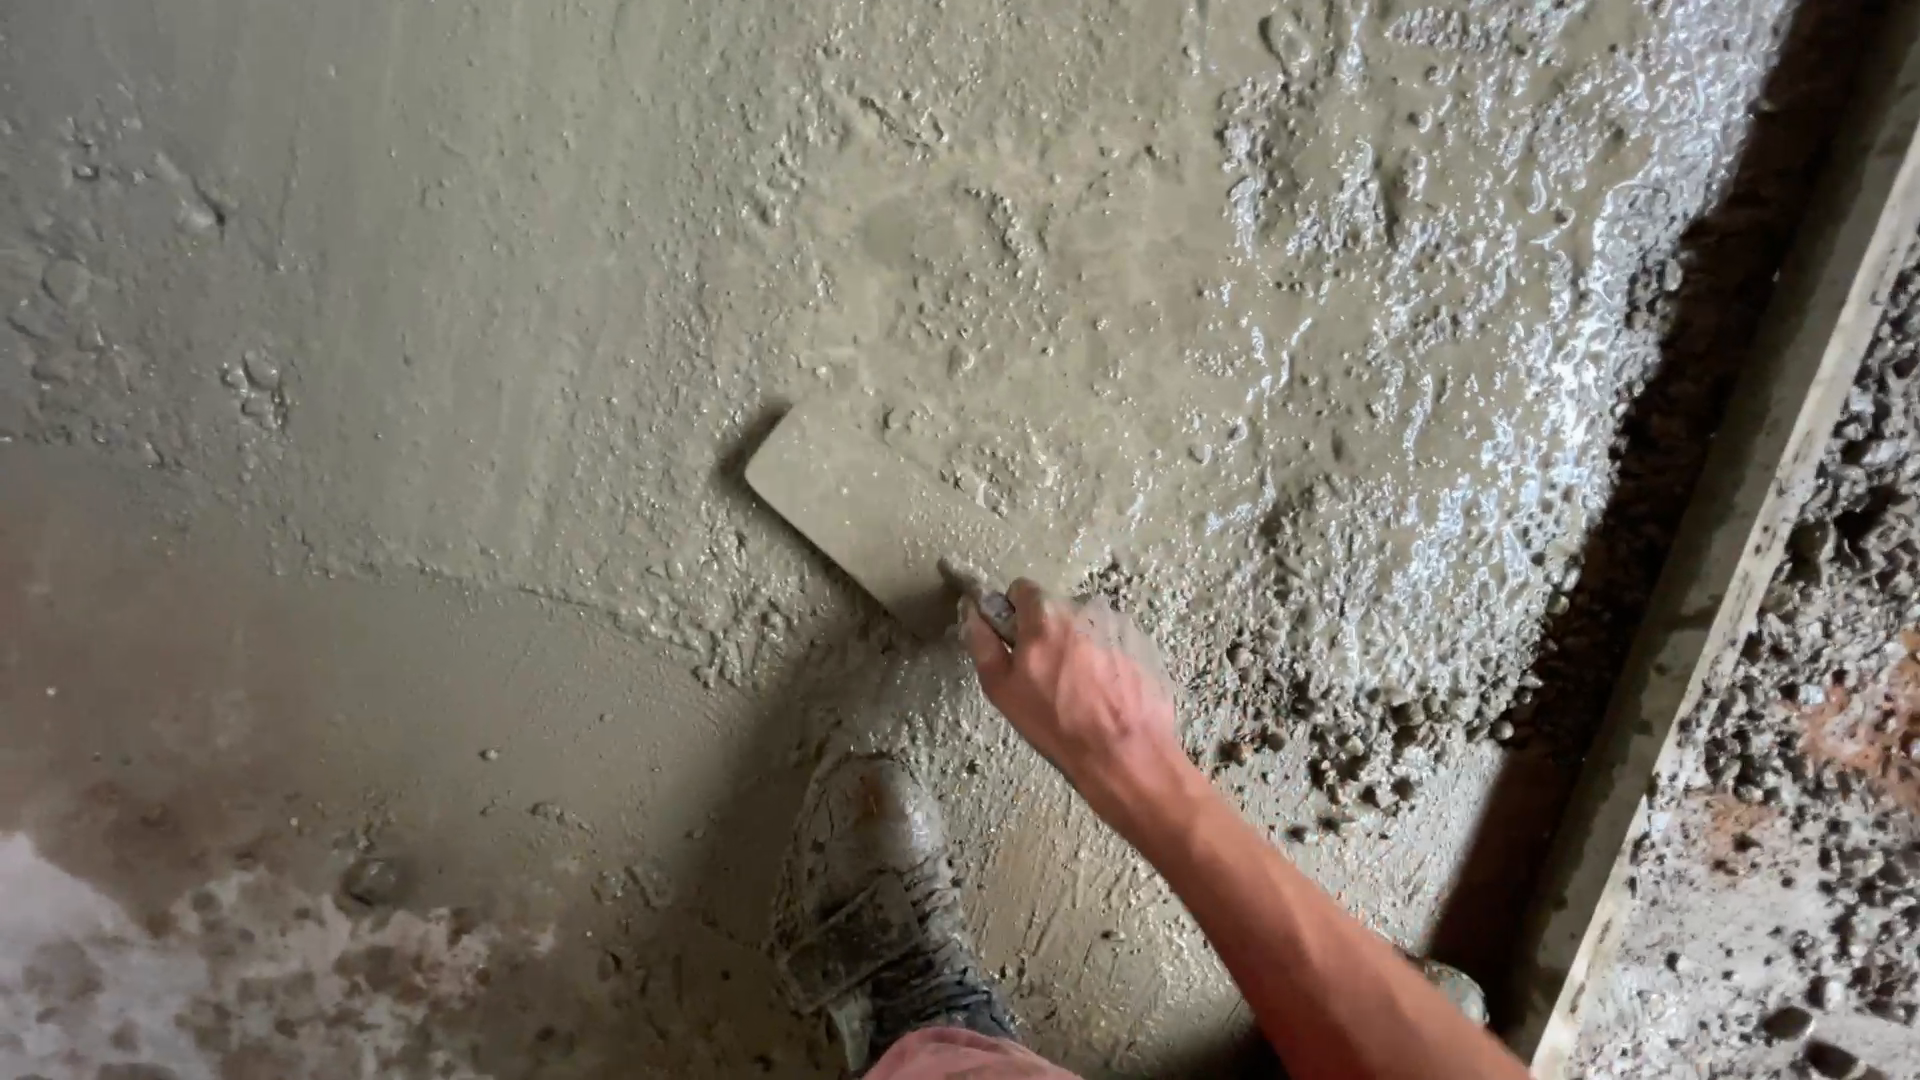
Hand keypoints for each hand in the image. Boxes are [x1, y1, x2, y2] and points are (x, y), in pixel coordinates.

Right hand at [962, 580, 1183, 803]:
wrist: (1126, 753)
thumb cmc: (1057, 724)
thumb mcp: (1003, 690)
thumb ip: (983, 643)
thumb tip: (971, 613)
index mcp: (1046, 614)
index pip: (1022, 589)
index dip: (1015, 615)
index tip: (1018, 644)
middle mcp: (1085, 608)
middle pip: (1056, 610)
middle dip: (1048, 634)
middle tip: (1048, 676)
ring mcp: (1119, 624)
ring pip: (1086, 626)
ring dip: (1078, 646)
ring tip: (1081, 689)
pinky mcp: (1143, 643)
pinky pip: (1113, 641)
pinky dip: (1106, 659)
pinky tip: (1106, 692)